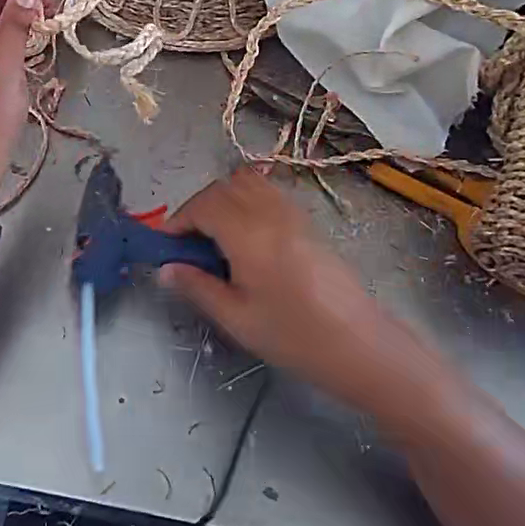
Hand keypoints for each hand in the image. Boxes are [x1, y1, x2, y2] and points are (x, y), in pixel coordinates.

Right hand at [159, 168, 439, 414]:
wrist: (359, 343)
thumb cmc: (294, 335)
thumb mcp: (237, 318)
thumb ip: (197, 287)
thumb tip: (165, 269)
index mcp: (249, 234)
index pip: (203, 205)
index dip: (178, 219)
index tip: (166, 245)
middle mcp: (269, 212)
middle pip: (222, 187)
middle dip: (197, 207)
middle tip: (187, 243)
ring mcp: (291, 212)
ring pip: (246, 182)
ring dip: (222, 198)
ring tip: (215, 235)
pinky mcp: (305, 220)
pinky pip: (267, 191)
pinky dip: (246, 198)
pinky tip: (246, 234)